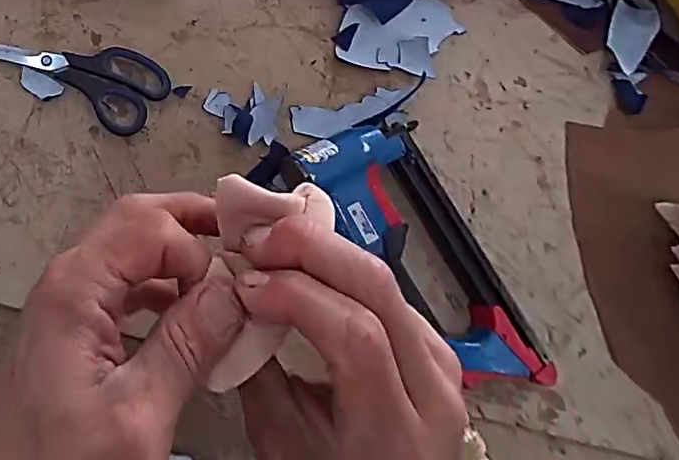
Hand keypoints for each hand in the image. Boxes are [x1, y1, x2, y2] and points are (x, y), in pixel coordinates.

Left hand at [0, 194, 249, 459]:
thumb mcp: (134, 418)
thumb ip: (186, 347)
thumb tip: (230, 288)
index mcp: (76, 288)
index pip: (150, 225)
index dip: (194, 246)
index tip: (225, 287)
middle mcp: (67, 279)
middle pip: (136, 218)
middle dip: (189, 219)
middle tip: (235, 233)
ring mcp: (64, 300)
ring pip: (128, 243)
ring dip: (175, 246)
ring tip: (217, 268)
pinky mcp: (66, 325)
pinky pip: (119, 278)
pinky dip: (157, 279)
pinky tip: (181, 307)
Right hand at [233, 214, 468, 459]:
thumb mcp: (283, 446)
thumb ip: (262, 372)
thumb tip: (238, 299)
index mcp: (396, 433)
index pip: (356, 335)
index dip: (297, 295)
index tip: (249, 284)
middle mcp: (433, 389)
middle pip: (377, 287)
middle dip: (313, 248)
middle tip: (261, 239)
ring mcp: (440, 360)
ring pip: (383, 277)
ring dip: (324, 248)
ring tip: (277, 243)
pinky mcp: (434, 342)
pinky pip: (385, 288)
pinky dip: (341, 266)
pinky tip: (307, 259)